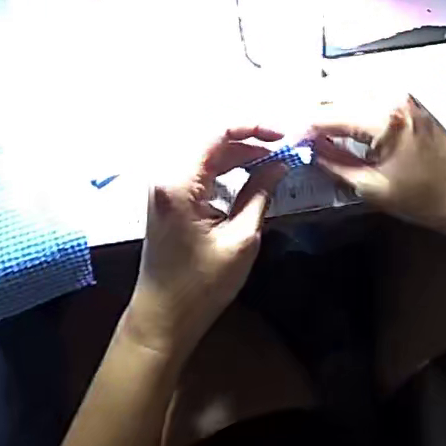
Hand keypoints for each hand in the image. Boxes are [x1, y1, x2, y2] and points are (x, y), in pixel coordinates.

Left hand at [121, 126, 289, 360]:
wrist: (162, 318)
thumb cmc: (201, 287)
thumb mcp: (241, 240)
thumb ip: (259, 194)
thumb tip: (278, 164)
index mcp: (179, 182)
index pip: (216, 133)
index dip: (252, 127)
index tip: (282, 134)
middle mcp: (166, 175)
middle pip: (211, 139)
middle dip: (248, 139)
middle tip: (282, 149)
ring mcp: (165, 185)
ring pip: (206, 153)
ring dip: (239, 153)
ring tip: (273, 161)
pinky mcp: (169, 196)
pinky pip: (200, 169)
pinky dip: (226, 168)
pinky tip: (250, 174)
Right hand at [306, 95, 445, 238]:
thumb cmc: (425, 198)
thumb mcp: (372, 188)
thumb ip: (333, 163)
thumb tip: (305, 147)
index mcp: (381, 118)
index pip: (326, 115)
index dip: (302, 127)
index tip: (286, 139)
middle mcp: (388, 95)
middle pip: (333, 92)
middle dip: (311, 110)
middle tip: (293, 131)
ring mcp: (399, 92)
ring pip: (347, 85)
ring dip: (326, 101)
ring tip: (310, 124)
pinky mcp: (404, 96)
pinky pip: (364, 88)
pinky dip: (345, 98)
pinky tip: (334, 115)